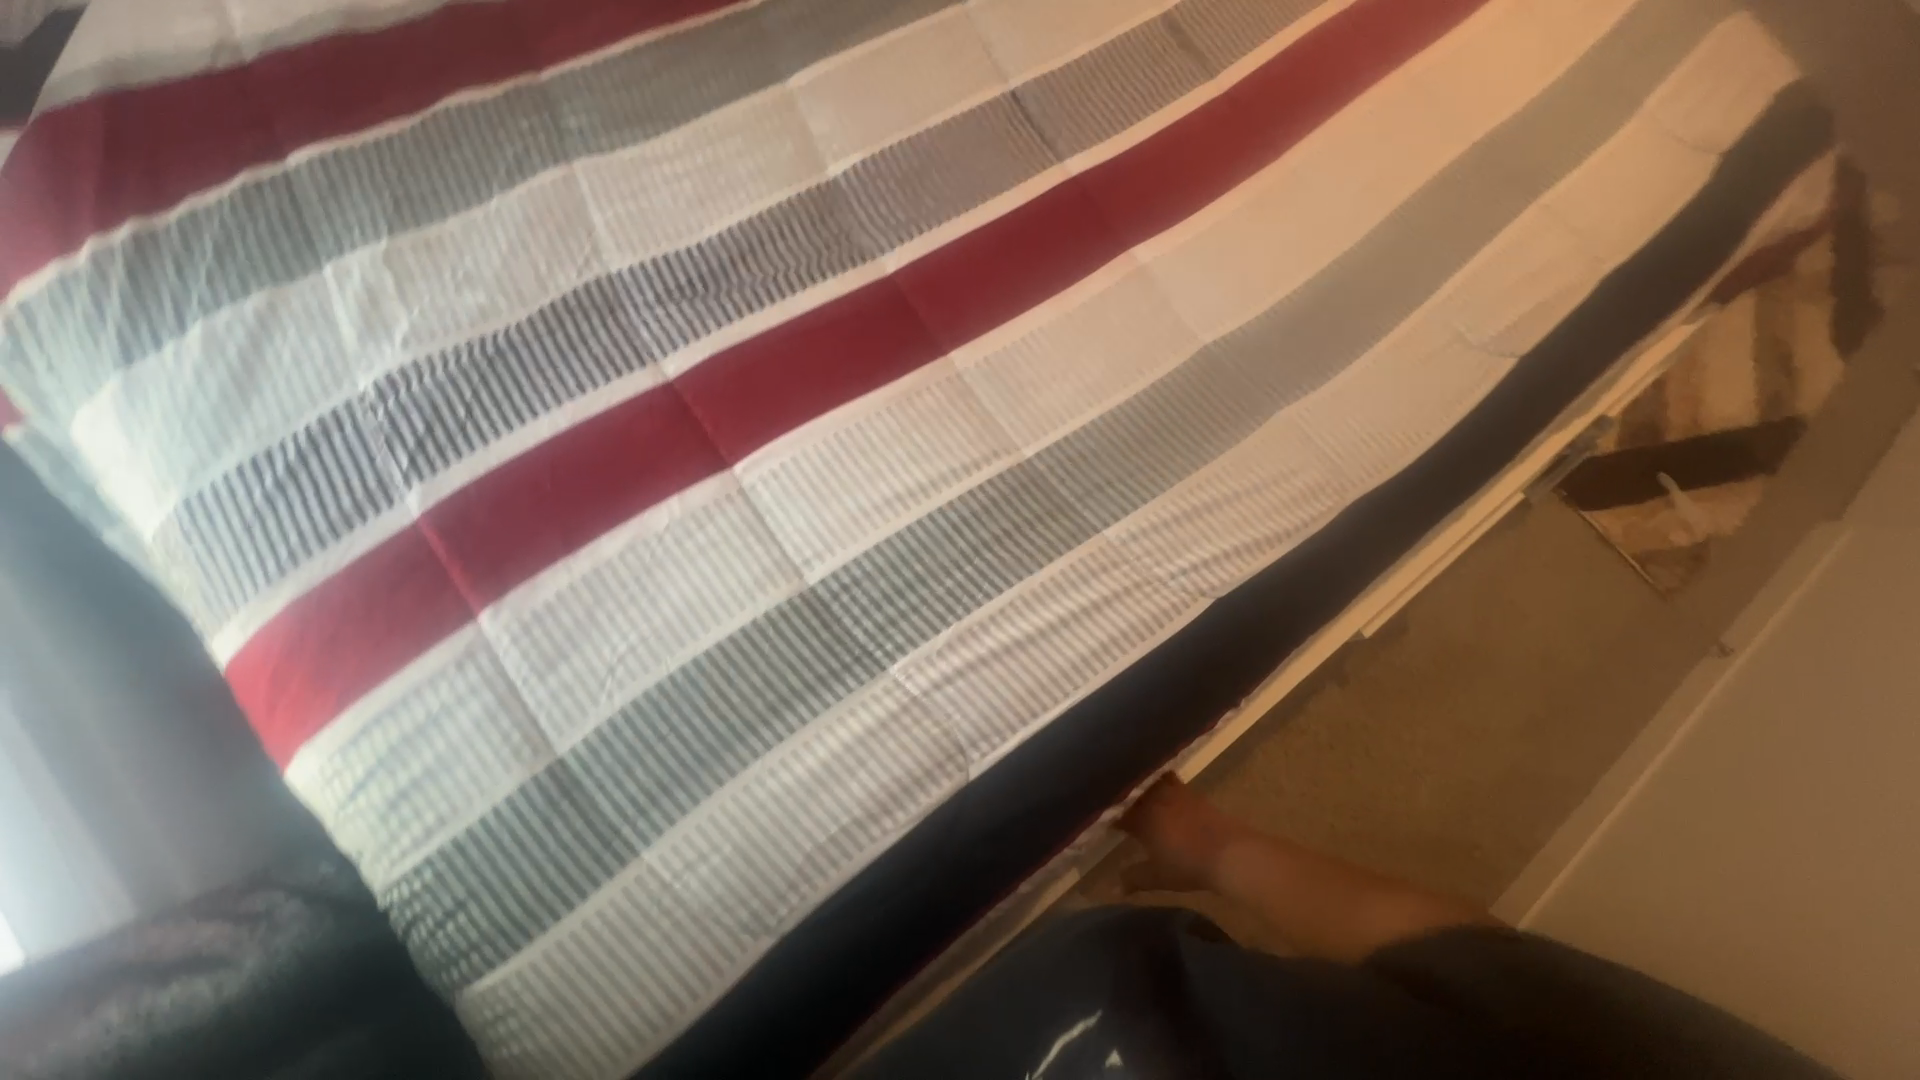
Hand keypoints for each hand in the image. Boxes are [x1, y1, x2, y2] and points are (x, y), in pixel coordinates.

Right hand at [1117, 776, 1244, 893]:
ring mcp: (1176, 792)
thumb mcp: (1158, 876)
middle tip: (1118, 805)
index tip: (1104, 821)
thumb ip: (1133, 878)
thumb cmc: (1188, 865)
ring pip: (1152, 781)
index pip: (1117, 811)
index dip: (1108, 815)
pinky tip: (1165, 795)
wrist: (1230, 853)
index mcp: (1141, 817)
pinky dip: (1163, 783)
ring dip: (1143, 786)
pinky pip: (1171, 780)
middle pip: (1133, 791)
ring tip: (1140, 795)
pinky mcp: (1193, 793)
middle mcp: (1155, 799)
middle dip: (1124, 797)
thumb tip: (1111, 888)